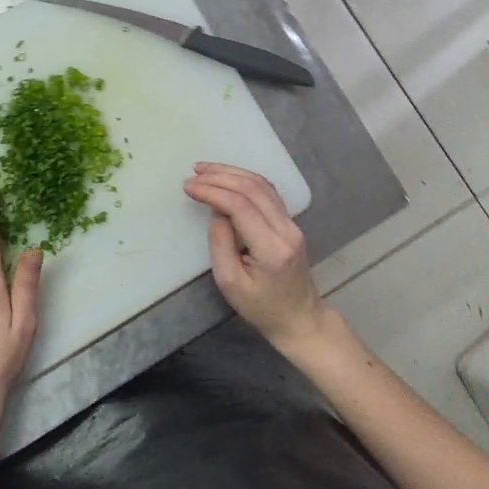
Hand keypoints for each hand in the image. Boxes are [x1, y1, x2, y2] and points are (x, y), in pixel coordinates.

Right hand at [184, 162, 333, 354]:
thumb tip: (215, 210)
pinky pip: (268, 192)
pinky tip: (228, 177)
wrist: (300, 319)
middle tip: (193, 173)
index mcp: (271, 249)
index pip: (240, 207)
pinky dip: (245, 179)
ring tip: (205, 169)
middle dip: (220, 176)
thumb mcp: (230, 283)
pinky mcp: (291, 223)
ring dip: (233, 173)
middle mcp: (286, 231)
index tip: (188, 187)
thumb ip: (220, 243)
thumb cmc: (261, 308)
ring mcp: (292, 225)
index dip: (212, 192)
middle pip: (253, 189)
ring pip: (263, 186)